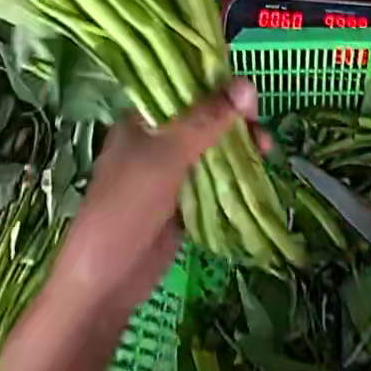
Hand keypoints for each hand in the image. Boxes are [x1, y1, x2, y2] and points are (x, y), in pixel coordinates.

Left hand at [47, 80, 260, 315]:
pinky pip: (220, 168)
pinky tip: (260, 163)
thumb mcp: (164, 158)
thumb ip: (206, 120)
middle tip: (259, 126)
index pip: (187, 84)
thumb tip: (248, 84)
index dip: (220, 83)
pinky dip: (240, 164)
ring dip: (244, 139)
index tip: (249, 96)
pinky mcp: (188, 192)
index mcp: (144, 117)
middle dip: (238, 115)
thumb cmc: (124, 210)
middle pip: (208, 111)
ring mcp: (174, 164)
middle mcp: (160, 134)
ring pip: (218, 140)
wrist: (103, 287)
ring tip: (267, 148)